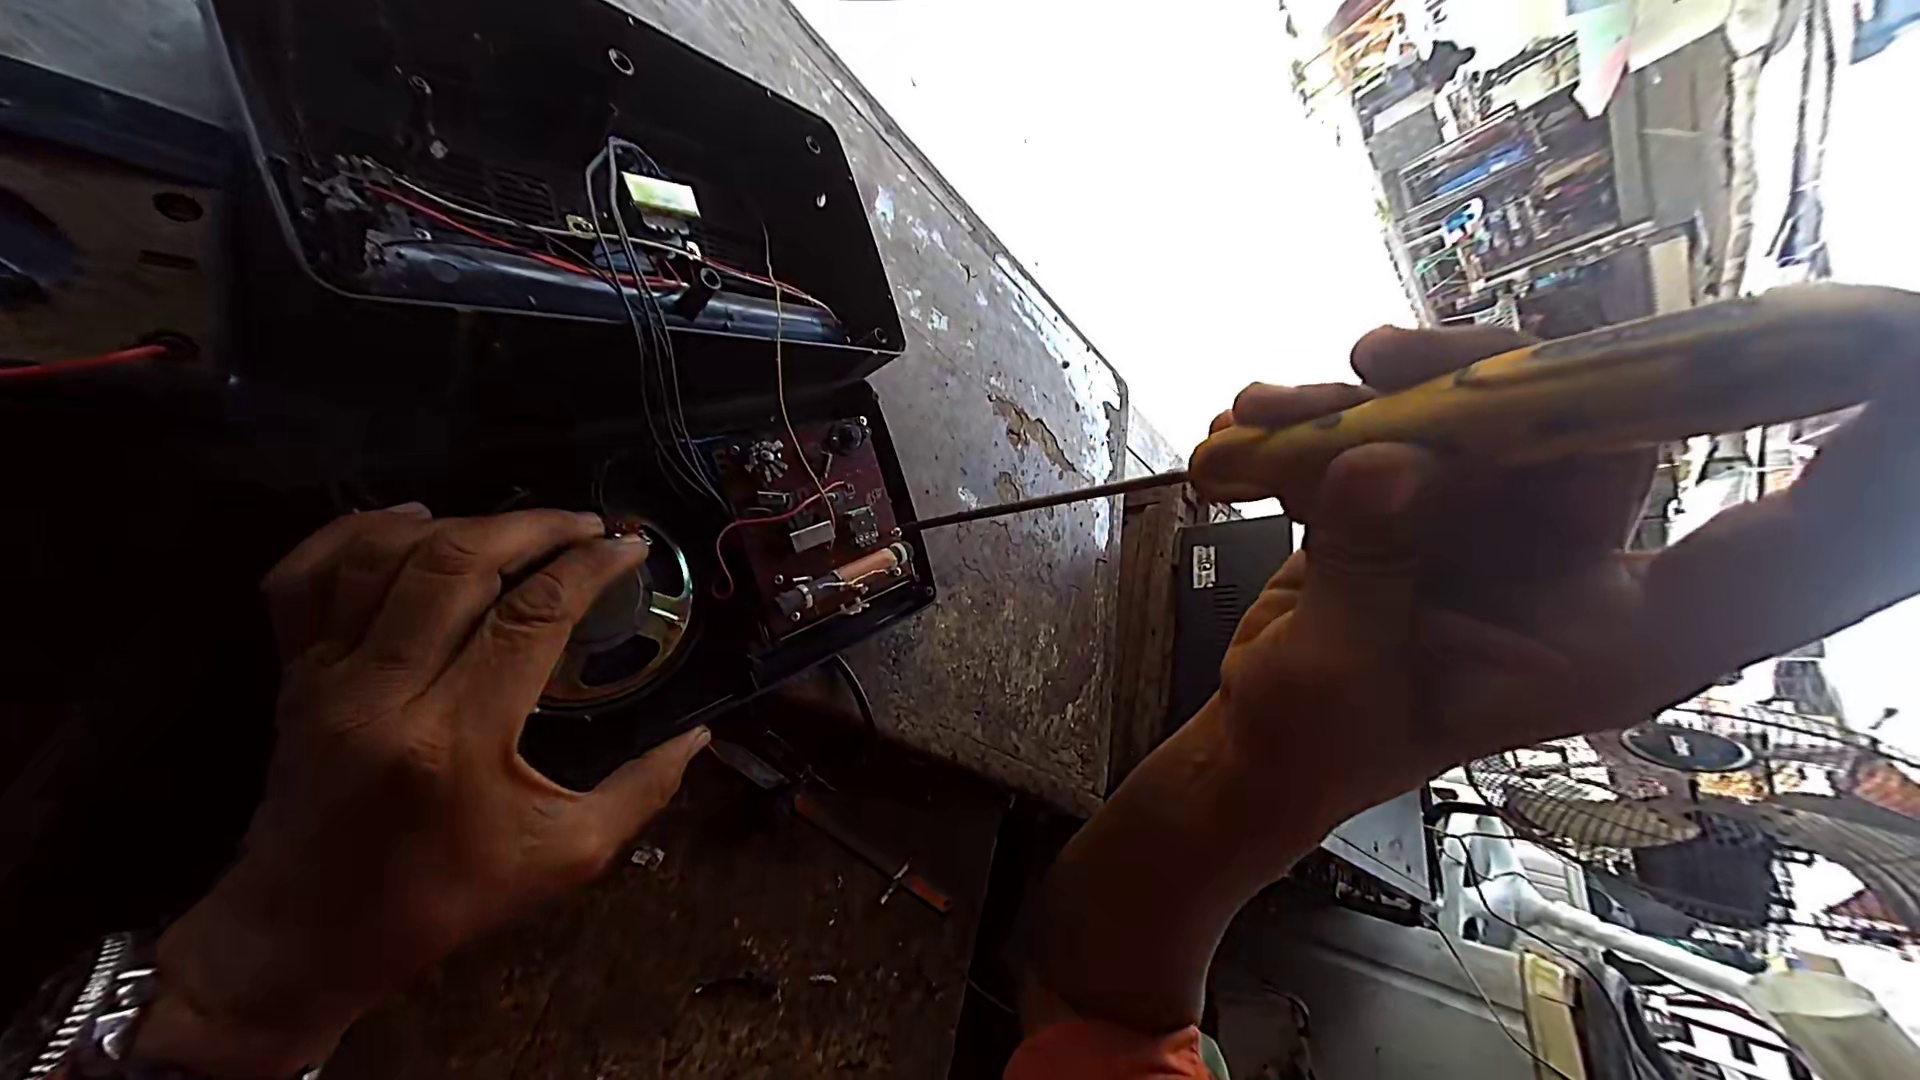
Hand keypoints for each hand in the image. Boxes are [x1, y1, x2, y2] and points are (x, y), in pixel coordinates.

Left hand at [136, 506, 709, 1077]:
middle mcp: (383, 691)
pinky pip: (305, 576)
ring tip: (520, 525)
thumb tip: (701, 734)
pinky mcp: (291, 675)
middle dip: (533, 527)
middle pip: (455, 565)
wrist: (299, 941)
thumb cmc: (446, 895)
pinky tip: (413, 520)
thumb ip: (646, 790)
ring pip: (383, 556)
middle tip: (586, 524)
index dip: (589, 568)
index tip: (629, 546)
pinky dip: (358, 531)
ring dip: (464, 523)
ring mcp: (324, 678)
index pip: (531, 615)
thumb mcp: (569, 854)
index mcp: (458, 735)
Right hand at [1208, 325, 1919, 820]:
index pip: (1807, 546)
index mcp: (1611, 634)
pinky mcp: (1412, 511)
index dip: (1880, 454)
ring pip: (1467, 419)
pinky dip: (1309, 432)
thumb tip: (1381, 459)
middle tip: (1374, 358)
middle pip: (1591, 427)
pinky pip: (1378, 441)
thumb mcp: (1338, 666)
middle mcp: (1567, 565)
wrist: (1263, 732)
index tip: (1885, 340)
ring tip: (1260, 412)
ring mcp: (1486, 530)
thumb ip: (1364, 567)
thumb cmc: (1318, 735)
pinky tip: (1239, 433)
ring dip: (1359, 401)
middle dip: (1482, 376)